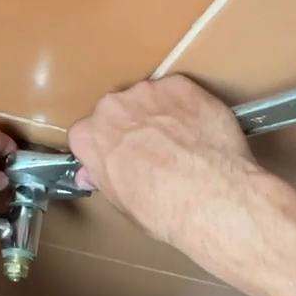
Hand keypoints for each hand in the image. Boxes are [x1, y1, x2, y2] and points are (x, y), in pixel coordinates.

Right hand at [68, 76, 265, 254]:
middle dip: (131, 126)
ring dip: (159, 114)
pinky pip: (178, 92)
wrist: (207, 195)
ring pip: (148, 98)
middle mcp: (111, 107)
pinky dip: (187, 106)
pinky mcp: (179, 85)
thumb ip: (103, 177)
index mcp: (88, 136)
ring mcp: (145, 92)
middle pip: (117, 111)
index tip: (121, 158)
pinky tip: (199, 130)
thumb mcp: (120, 203)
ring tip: (181, 141)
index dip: (107, 147)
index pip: (89, 135)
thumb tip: (91, 172)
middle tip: (154, 150)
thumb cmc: (160, 209)